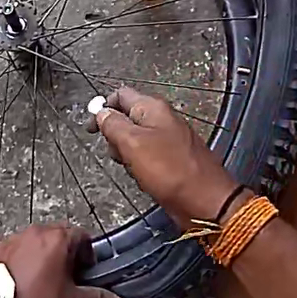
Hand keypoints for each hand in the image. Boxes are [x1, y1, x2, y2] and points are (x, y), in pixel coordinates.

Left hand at [0, 224, 131, 297]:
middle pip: (55, 236)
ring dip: (38, 255)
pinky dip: (15, 259)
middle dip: (63, 253)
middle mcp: (31, 234)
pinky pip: (8, 250)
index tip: (86, 270)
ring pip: (31, 242)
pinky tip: (17, 279)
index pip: (81, 236)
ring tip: (41, 281)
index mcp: (56, 240)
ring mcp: (9, 240)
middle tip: (67, 277)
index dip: (87, 254)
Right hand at [94, 87, 237, 227]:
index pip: (120, 95)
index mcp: (153, 108)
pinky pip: (145, 157)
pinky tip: (144, 178)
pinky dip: (139, 166)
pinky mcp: (171, 159)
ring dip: (125, 154)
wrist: (204, 202)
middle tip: (118, 152)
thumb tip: (101, 112)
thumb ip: (112, 124)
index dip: (103, 108)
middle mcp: (161, 120)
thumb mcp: (132, 142)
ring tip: (133, 168)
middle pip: (125, 118)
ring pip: (133, 140)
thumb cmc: (169, 170)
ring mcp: (167, 140)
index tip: (92, 129)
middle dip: (114, 136)